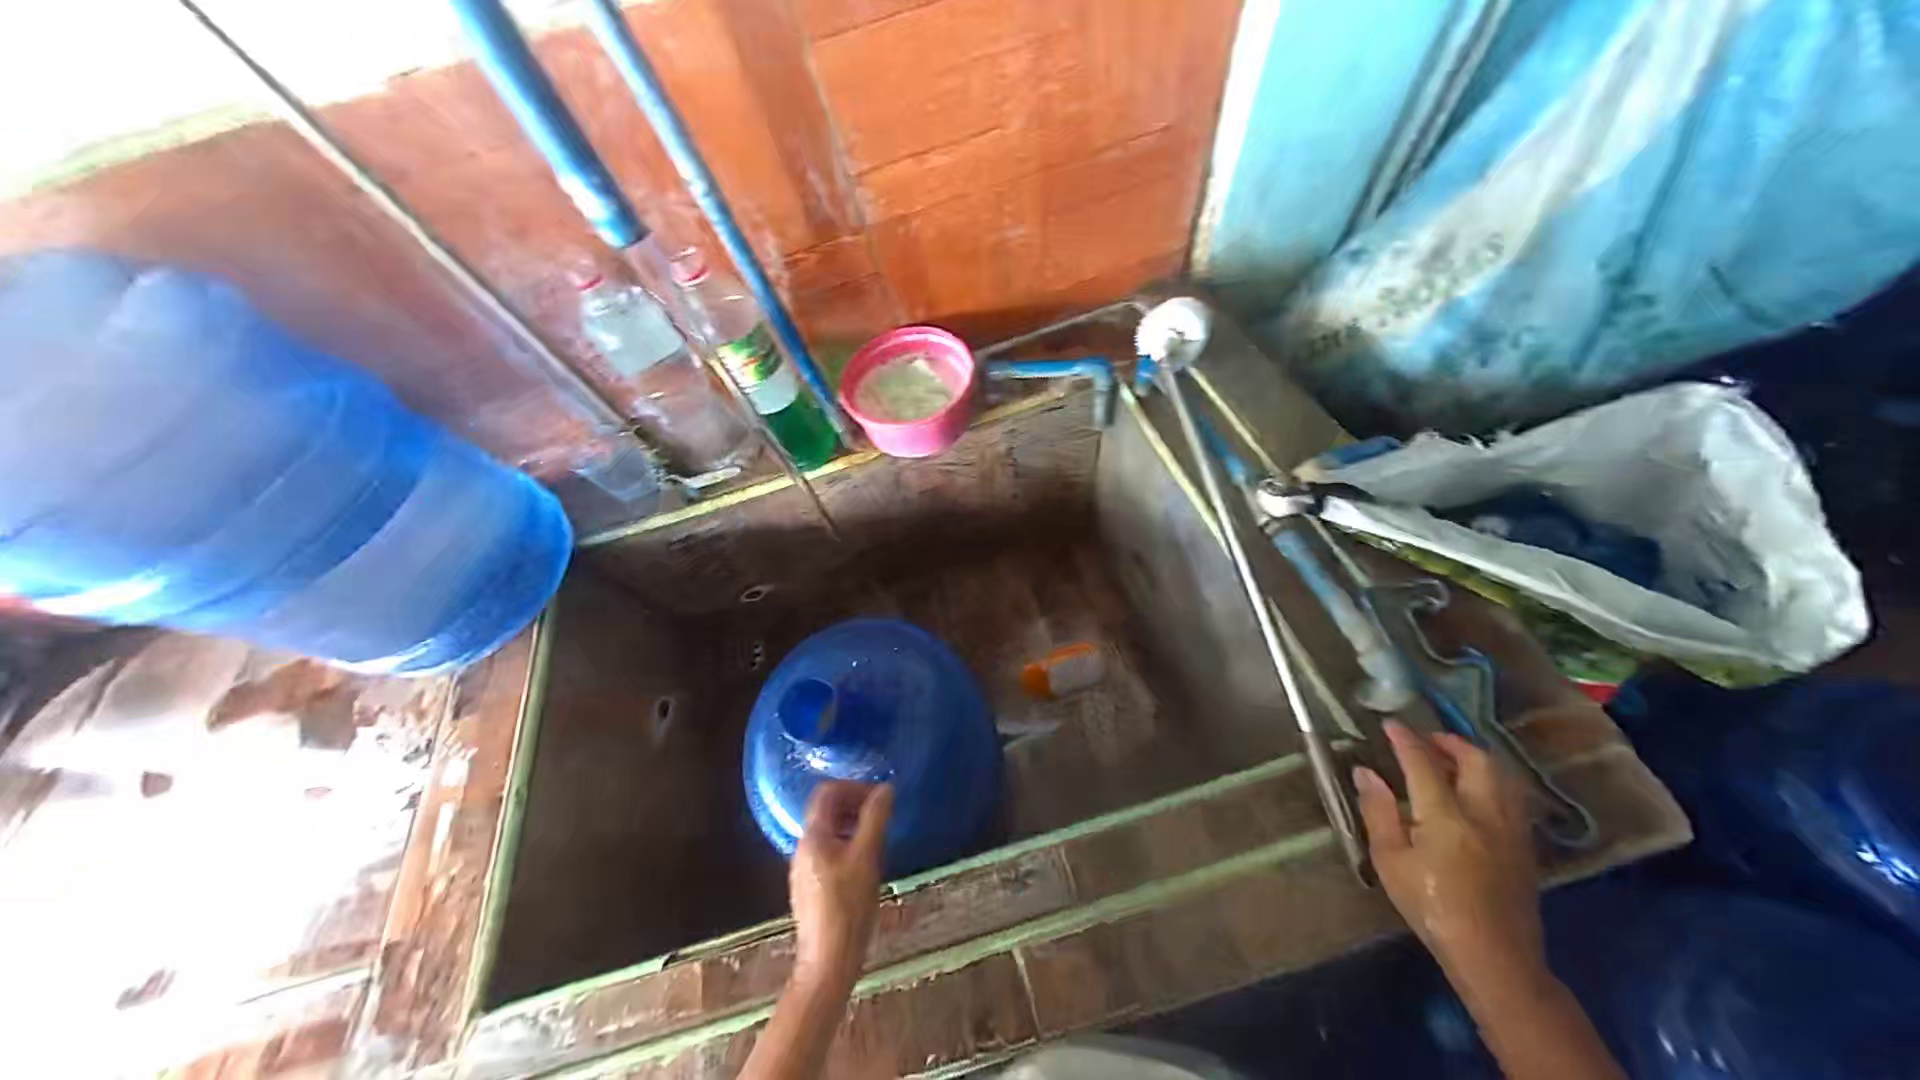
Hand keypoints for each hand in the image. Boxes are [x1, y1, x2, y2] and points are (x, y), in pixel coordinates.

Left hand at [789, 780, 892, 991]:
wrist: (828, 963)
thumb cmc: (849, 907)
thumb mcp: (867, 858)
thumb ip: (876, 819)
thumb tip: (886, 789)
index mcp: (813, 837)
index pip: (826, 792)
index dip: (853, 787)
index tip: (879, 798)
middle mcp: (802, 848)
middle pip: (826, 811)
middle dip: (855, 805)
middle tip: (882, 816)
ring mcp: (804, 870)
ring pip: (828, 833)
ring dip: (852, 826)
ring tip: (878, 839)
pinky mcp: (810, 888)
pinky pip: (828, 853)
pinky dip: (847, 846)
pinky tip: (865, 866)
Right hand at [1353, 721, 1542, 982]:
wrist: (1493, 955)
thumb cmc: (1430, 906)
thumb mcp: (1390, 860)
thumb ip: (1378, 811)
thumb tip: (1366, 772)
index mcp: (1446, 817)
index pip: (1423, 763)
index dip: (1405, 739)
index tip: (1390, 724)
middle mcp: (1484, 814)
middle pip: (1478, 761)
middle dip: (1452, 742)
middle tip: (1427, 739)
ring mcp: (1511, 829)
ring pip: (1502, 776)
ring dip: (1476, 759)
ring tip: (1451, 760)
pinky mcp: (1525, 846)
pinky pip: (1512, 796)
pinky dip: (1492, 781)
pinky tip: (1475, 792)